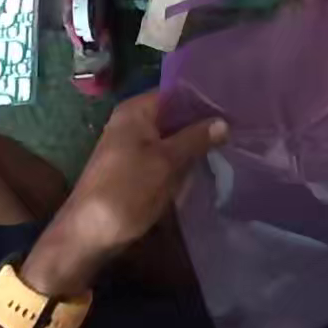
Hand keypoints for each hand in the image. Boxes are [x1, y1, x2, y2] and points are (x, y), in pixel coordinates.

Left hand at [22, 93, 225, 297]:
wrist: (88, 235)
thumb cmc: (126, 190)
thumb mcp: (166, 162)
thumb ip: (195, 138)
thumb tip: (223, 121)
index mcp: (136, 110)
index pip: (177, 91)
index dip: (204, 96)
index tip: (234, 102)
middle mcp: (133, 121)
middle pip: (176, 113)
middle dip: (203, 120)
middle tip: (239, 124)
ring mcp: (134, 145)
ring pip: (173, 135)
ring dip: (196, 141)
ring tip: (232, 140)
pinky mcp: (137, 167)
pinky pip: (167, 154)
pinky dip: (185, 157)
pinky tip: (209, 162)